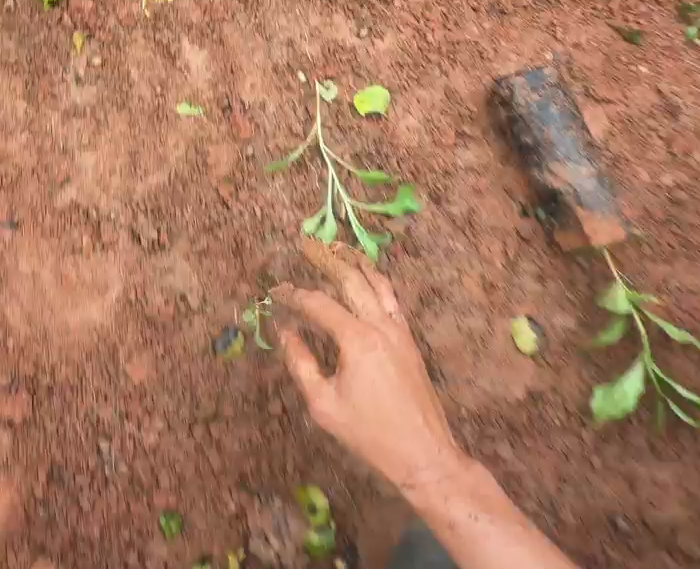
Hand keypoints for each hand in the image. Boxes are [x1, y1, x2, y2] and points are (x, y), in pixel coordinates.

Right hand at [275, 246, 470, 495]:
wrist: (425, 456)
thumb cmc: (369, 434)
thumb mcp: (323, 404)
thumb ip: (300, 363)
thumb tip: (284, 331)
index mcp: (357, 340)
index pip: (318, 304)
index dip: (293, 295)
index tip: (274, 292)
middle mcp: (380, 326)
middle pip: (350, 280)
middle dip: (325, 259)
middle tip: (305, 244)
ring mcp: (399, 331)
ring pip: (377, 283)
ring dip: (355, 262)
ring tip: (337, 247)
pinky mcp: (409, 340)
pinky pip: (390, 299)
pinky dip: (375, 280)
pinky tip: (365, 277)